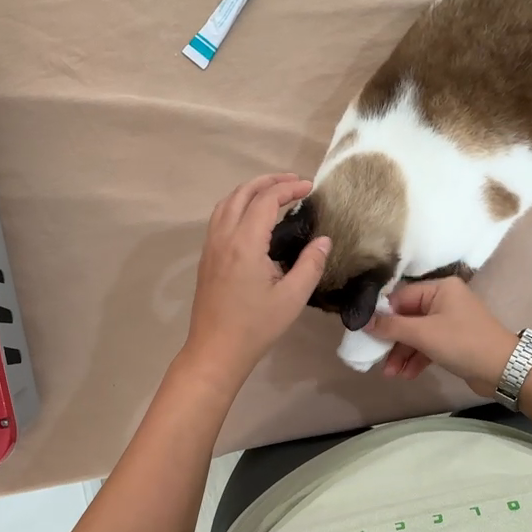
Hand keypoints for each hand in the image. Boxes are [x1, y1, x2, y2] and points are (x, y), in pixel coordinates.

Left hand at [183, 174, 330, 383]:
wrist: (216, 350)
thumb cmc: (256, 326)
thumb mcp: (292, 298)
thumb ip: (310, 264)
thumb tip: (324, 240)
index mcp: (245, 243)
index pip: (266, 200)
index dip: (289, 188)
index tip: (311, 188)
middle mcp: (223, 237)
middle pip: (243, 193)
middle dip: (269, 181)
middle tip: (295, 182)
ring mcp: (211, 246)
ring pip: (227, 203)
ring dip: (250, 190)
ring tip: (274, 192)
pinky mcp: (207, 257)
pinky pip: (220, 217)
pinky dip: (238, 205)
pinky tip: (252, 217)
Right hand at [369, 277, 519, 396]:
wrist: (502, 369)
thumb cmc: (462, 343)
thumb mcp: (423, 333)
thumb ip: (391, 326)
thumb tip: (362, 320)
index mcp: (440, 288)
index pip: (401, 297)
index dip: (382, 315)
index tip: (364, 332)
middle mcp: (444, 300)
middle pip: (407, 317)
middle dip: (392, 341)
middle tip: (376, 358)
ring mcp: (449, 322)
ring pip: (416, 335)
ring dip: (402, 354)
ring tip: (391, 374)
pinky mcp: (453, 341)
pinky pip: (427, 346)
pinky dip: (416, 359)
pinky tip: (406, 375)